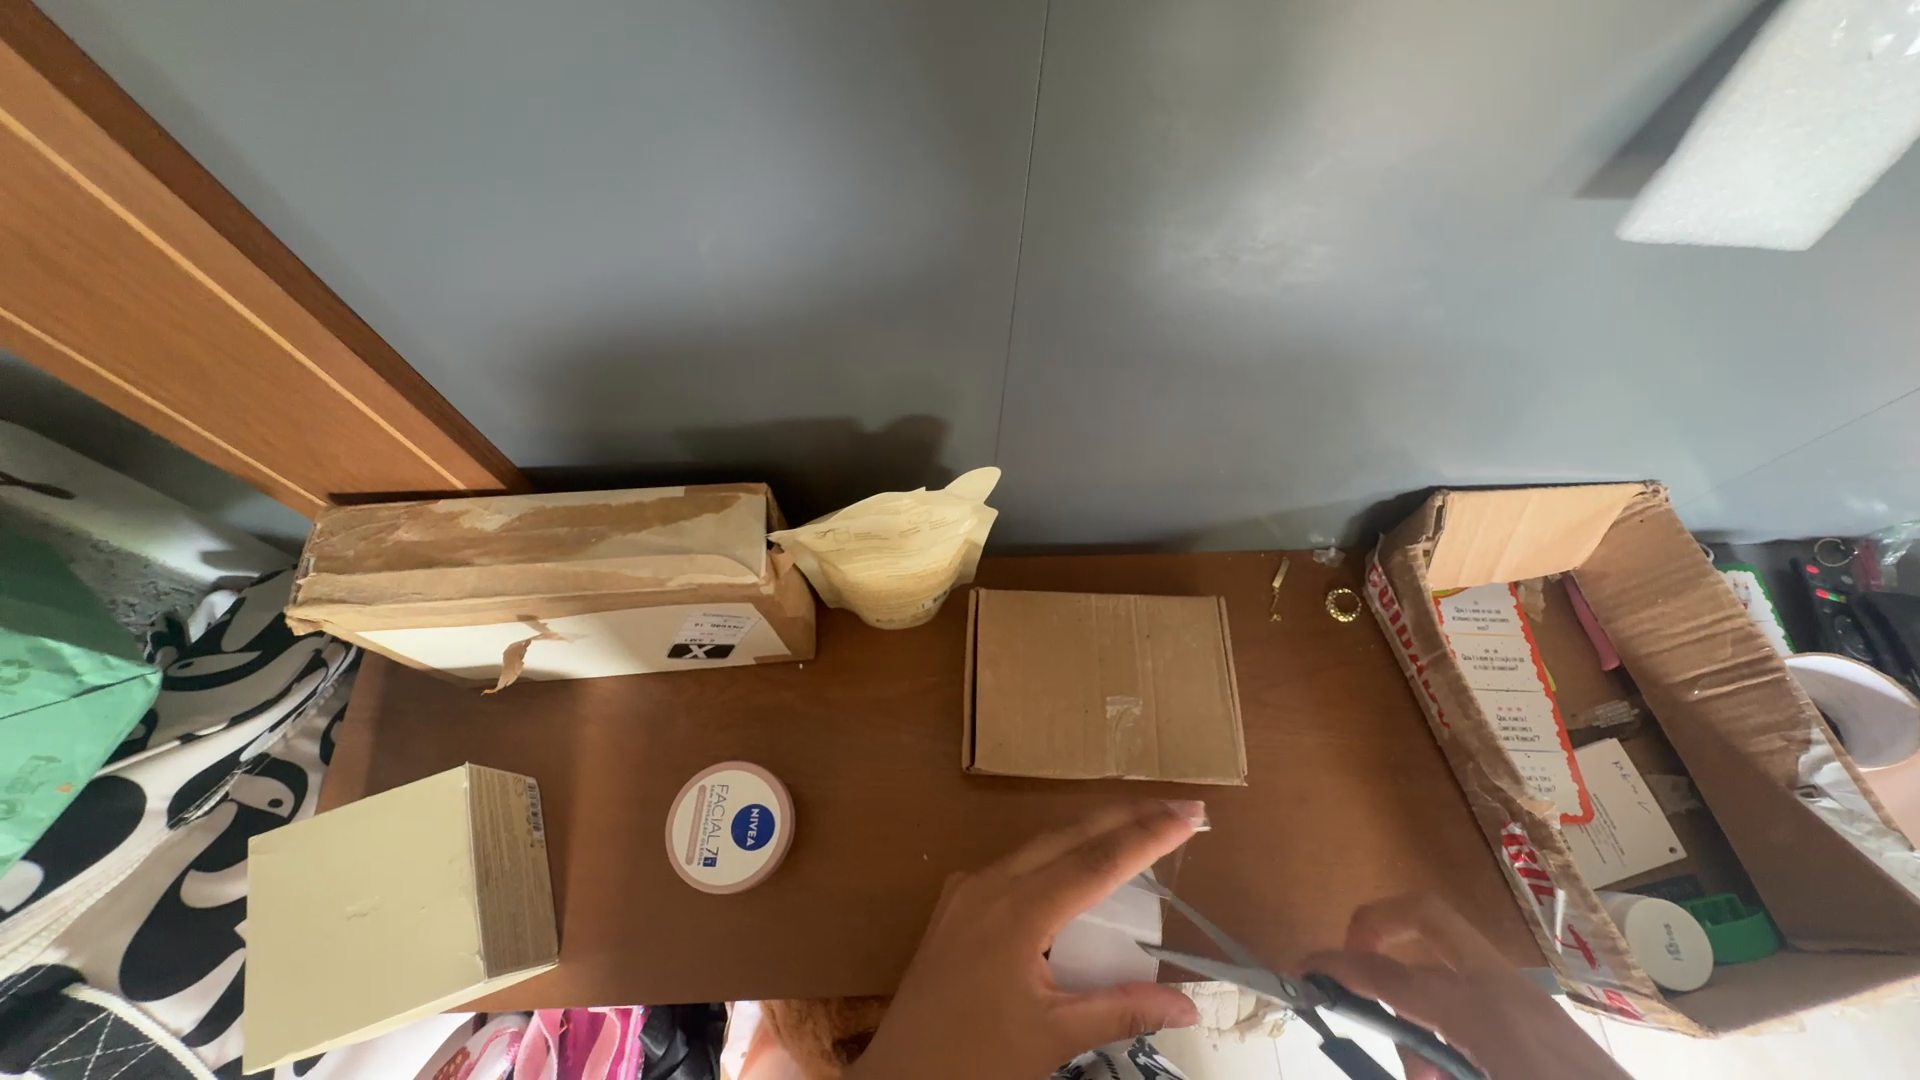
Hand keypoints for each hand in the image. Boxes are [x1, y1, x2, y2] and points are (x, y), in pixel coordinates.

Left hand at [847, 801, 1205, 1079]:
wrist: (899, 1076)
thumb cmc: (976, 1057)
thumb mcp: (1054, 1037)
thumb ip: (1122, 1010)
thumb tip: (1190, 1005)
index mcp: (1018, 911)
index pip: (1097, 861)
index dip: (1147, 835)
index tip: (1189, 814)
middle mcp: (992, 882)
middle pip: (1069, 835)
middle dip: (1126, 817)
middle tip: (1178, 807)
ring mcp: (969, 886)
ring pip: (1041, 843)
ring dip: (1092, 832)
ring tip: (1141, 825)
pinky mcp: (957, 898)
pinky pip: (1017, 862)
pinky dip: (1057, 854)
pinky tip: (1079, 864)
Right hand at [1303, 894, 1630, 1079]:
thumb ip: (1425, 1068)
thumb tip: (1407, 1052)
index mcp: (1479, 1013)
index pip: (1385, 973)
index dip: (1336, 964)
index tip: (1304, 970)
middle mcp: (1502, 988)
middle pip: (1425, 914)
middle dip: (1375, 923)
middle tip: (1350, 960)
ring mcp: (1526, 994)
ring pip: (1448, 949)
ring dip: (1412, 972)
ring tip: (1411, 1042)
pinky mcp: (1542, 1013)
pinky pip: (1474, 981)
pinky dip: (1444, 998)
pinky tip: (1450, 1051)